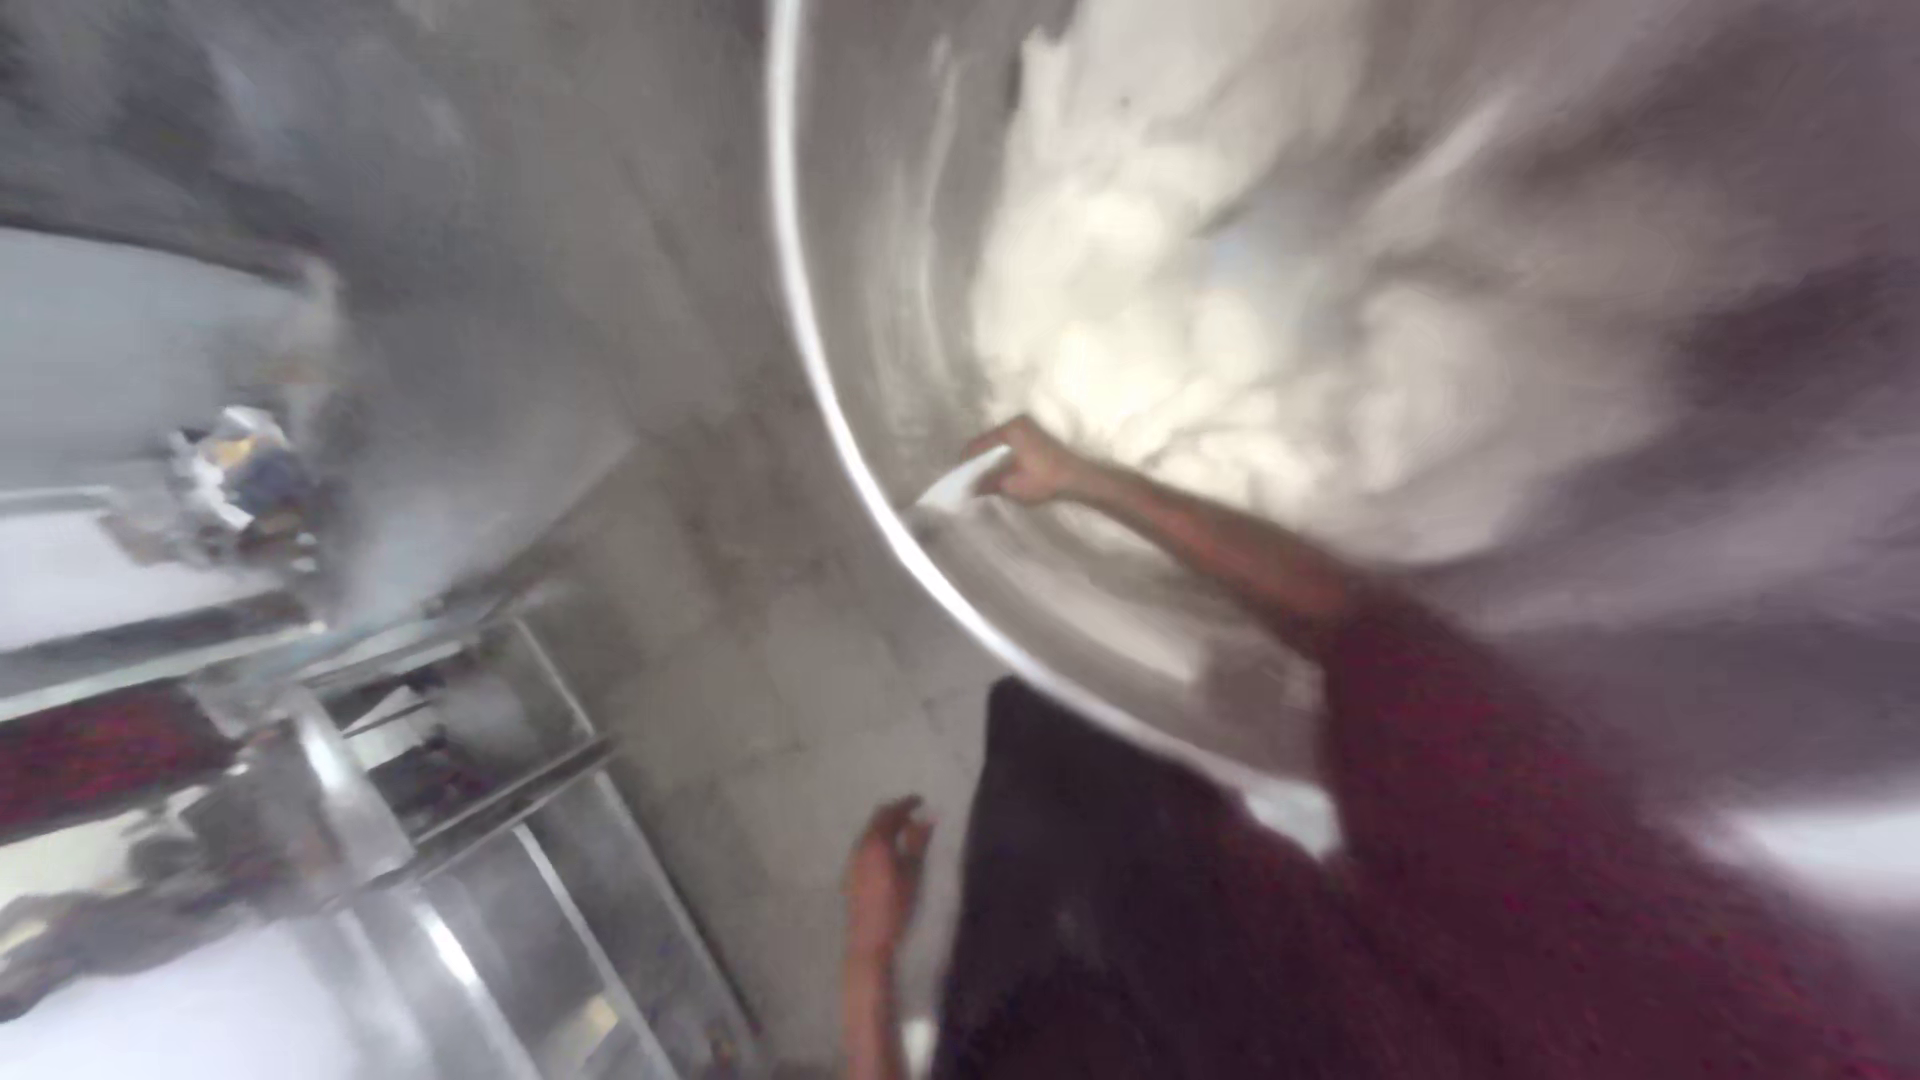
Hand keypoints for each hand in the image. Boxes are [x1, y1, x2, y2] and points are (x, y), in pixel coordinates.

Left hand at [844, 797, 933, 965]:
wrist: (868, 940)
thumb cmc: (894, 905)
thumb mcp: (911, 872)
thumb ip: (918, 842)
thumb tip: (928, 818)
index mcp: (875, 842)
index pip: (890, 812)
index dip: (906, 804)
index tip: (921, 800)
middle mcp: (860, 845)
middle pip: (877, 818)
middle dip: (895, 812)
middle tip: (913, 812)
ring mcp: (853, 859)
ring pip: (870, 831)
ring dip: (886, 825)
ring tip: (905, 830)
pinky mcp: (851, 872)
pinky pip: (866, 843)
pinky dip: (879, 837)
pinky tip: (890, 849)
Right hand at [966, 415, 1099, 504]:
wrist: (1079, 480)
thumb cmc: (1044, 480)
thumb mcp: (1010, 485)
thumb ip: (986, 484)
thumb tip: (968, 488)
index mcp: (1010, 429)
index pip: (977, 444)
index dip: (965, 463)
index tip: (957, 479)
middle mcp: (1018, 422)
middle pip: (987, 443)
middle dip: (978, 462)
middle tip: (969, 481)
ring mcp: (1029, 428)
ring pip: (999, 446)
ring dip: (991, 462)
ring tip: (983, 480)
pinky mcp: (1037, 437)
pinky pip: (1011, 447)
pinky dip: (1003, 460)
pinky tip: (1001, 475)